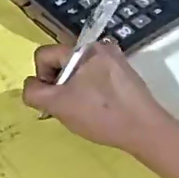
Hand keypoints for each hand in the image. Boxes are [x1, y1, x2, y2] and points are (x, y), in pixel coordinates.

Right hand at [21, 40, 178, 155]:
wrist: (145, 130)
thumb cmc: (99, 114)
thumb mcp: (55, 104)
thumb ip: (33, 91)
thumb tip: (33, 85)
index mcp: (84, 49)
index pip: (43, 55)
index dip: (41, 77)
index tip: (54, 96)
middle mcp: (101, 47)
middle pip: (60, 62)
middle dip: (58, 84)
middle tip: (67, 104)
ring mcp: (115, 59)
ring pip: (76, 71)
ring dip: (72, 89)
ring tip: (83, 108)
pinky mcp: (125, 73)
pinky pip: (94, 76)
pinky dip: (88, 90)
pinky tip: (97, 108)